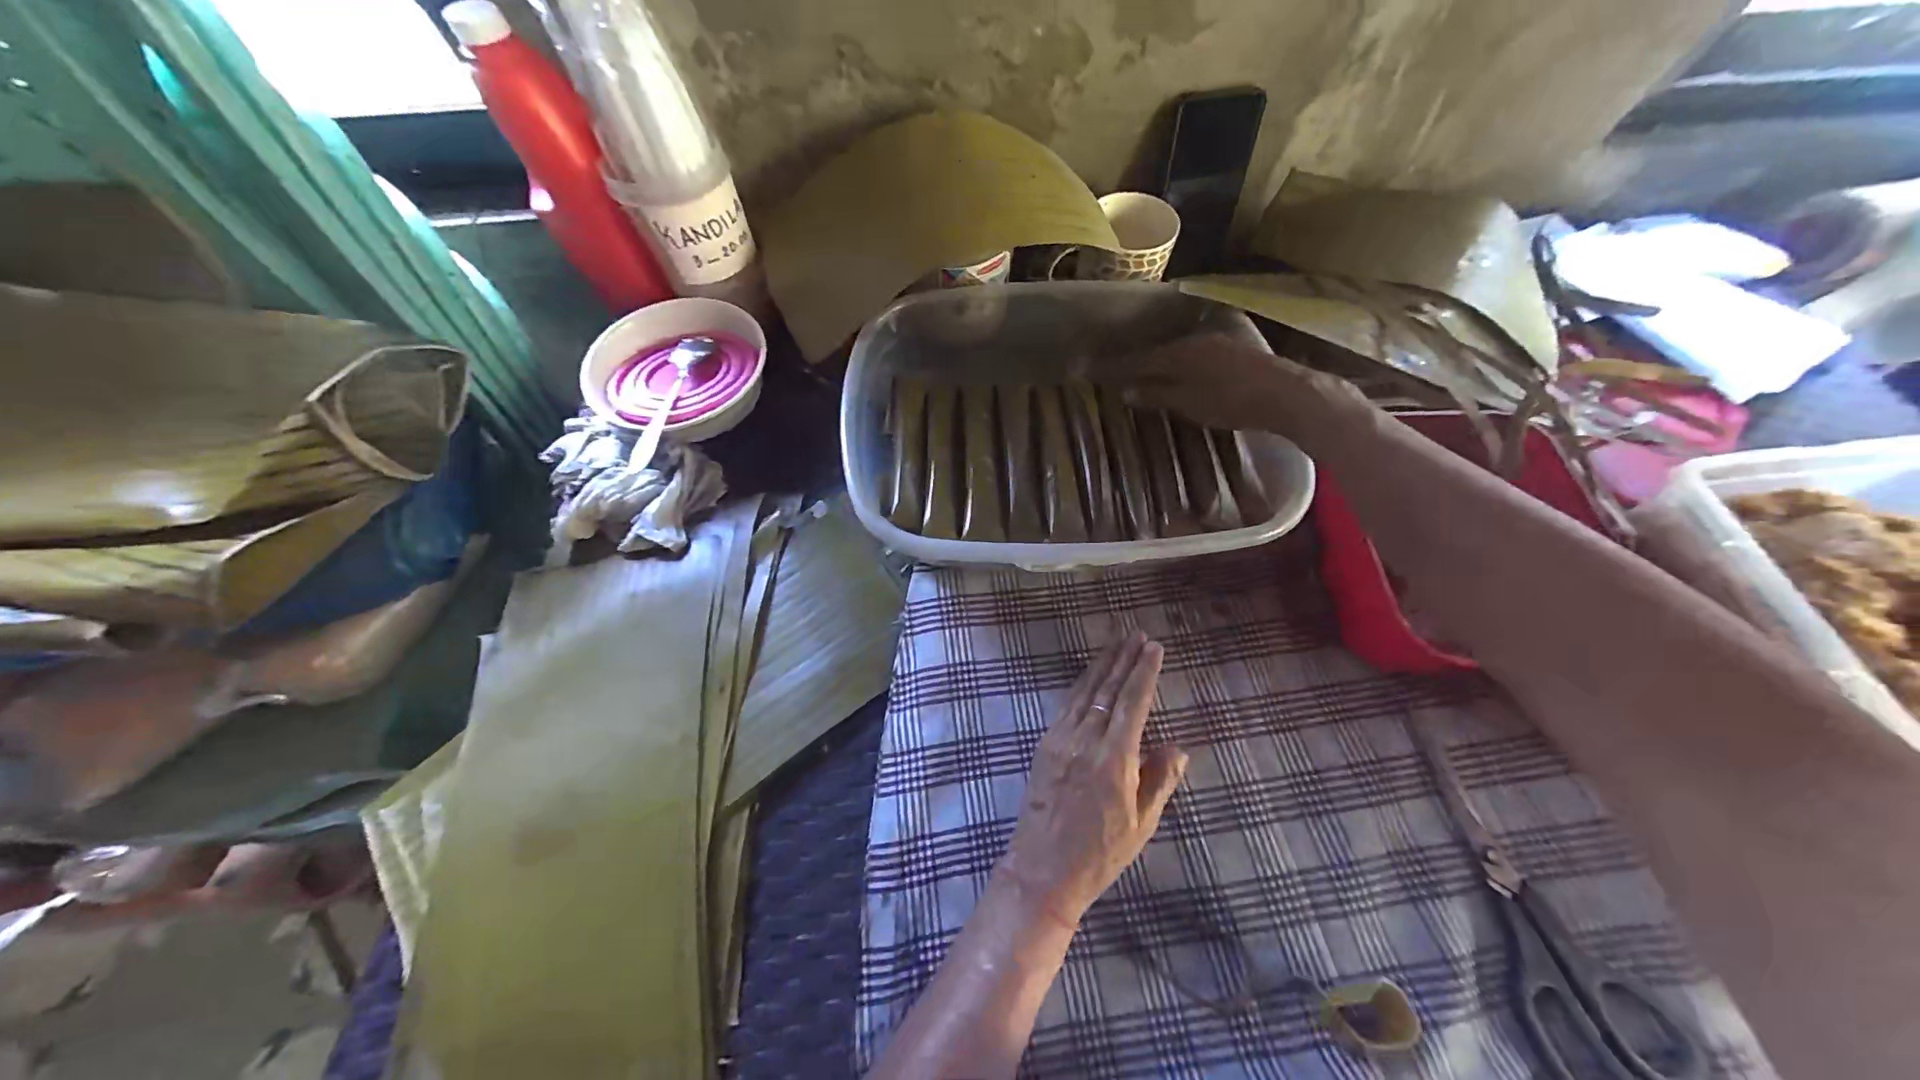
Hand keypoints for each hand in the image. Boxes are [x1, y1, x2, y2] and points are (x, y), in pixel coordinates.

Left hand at [994, 631, 1186, 926]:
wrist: (1042, 869)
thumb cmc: (1099, 854)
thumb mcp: (1140, 823)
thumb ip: (1159, 780)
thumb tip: (1176, 747)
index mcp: (1114, 758)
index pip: (1133, 703)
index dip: (1145, 672)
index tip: (1154, 647)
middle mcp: (1085, 740)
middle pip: (1107, 690)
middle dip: (1124, 659)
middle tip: (1137, 634)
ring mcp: (1060, 740)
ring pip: (1084, 693)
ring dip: (1101, 666)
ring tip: (1116, 644)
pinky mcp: (1044, 746)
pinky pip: (1066, 706)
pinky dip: (1080, 686)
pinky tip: (1087, 677)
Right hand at [1120, 331, 1357, 430]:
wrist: (1286, 394)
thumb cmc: (1231, 401)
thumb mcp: (1188, 403)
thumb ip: (1157, 394)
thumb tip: (1127, 390)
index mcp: (1180, 351)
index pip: (1138, 360)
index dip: (1113, 366)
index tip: (1088, 368)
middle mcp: (1196, 339)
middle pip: (1158, 350)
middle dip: (1136, 359)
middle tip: (1114, 366)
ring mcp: (1220, 341)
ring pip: (1179, 348)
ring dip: (1160, 358)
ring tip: (1144, 367)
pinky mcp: (1237, 349)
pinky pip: (1197, 351)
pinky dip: (1182, 360)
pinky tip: (1182, 367)